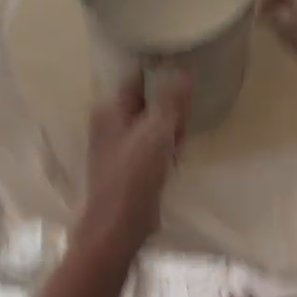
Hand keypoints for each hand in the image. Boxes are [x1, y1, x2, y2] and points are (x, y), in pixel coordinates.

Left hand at [82, 70, 190, 243]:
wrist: (116, 228)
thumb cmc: (134, 176)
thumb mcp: (157, 132)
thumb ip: (171, 99)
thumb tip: (182, 68)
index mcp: (110, 109)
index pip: (139, 78)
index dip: (163, 76)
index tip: (186, 80)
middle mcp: (110, 123)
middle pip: (150, 102)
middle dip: (171, 112)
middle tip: (182, 126)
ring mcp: (118, 146)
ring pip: (154, 125)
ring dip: (171, 132)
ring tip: (178, 148)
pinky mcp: (129, 166)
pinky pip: (154, 146)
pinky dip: (166, 150)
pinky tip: (173, 162)